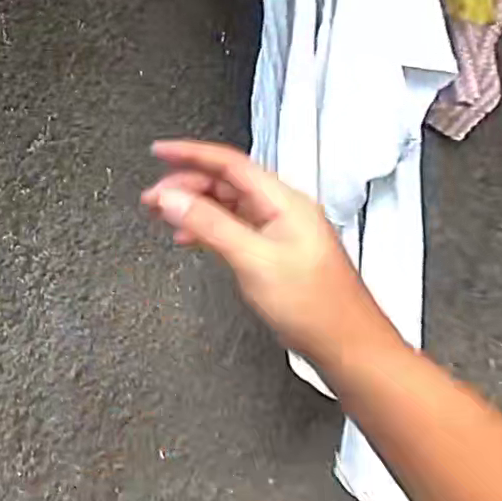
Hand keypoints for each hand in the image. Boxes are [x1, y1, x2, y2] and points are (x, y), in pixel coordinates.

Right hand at [140, 140, 402, 368]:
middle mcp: (280, 210)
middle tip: (152, 197)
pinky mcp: (269, 248)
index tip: (160, 151)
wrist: (348, 348)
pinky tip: (187, 236)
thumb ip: (208, 224)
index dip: (189, 153)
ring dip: (189, 204)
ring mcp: (275, 229)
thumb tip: (172, 198)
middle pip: (221, 181)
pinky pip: (227, 223)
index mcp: (283, 202)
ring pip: (222, 202)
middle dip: (182, 184)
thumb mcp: (253, 260)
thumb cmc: (318, 309)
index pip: (228, 162)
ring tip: (161, 212)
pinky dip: (201, 225)